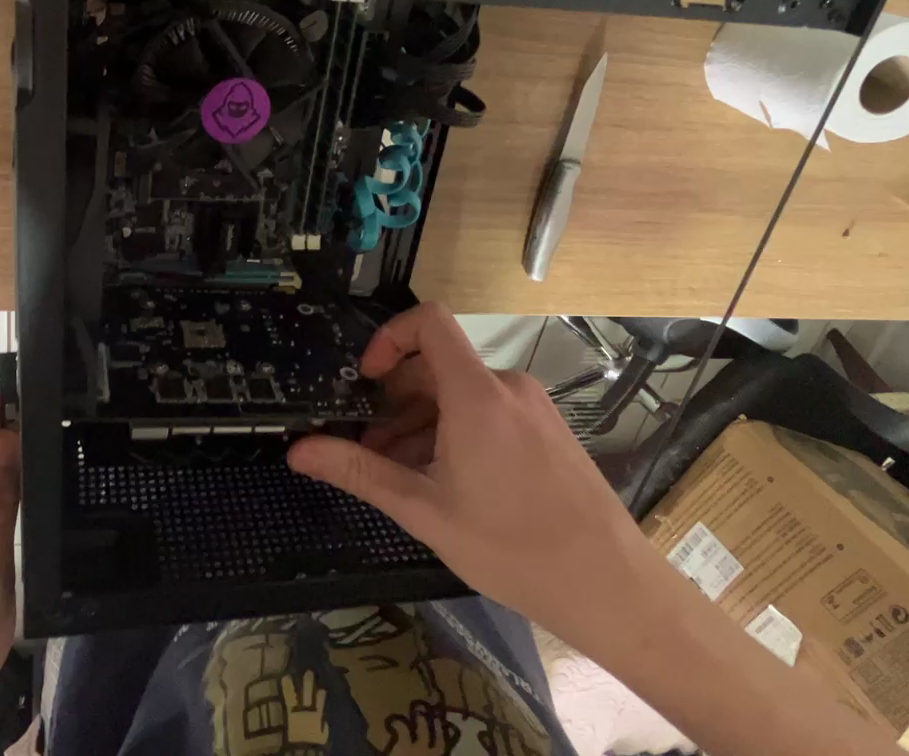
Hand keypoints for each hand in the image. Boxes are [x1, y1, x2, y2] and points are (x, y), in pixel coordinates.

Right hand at [288, 304, 652, 642]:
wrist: (610, 586)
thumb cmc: (511, 546)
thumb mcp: (423, 509)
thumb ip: (358, 471)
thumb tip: (298, 451)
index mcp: (477, 393)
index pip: (429, 321)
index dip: (388, 338)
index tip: (365, 381)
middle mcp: (507, 387)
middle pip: (438, 365)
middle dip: (395, 399)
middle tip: (368, 445)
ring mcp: (533, 408)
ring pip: (462, 395)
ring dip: (422, 422)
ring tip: (399, 471)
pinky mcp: (548, 430)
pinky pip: (489, 413)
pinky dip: (455, 432)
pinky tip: (443, 479)